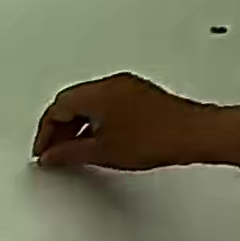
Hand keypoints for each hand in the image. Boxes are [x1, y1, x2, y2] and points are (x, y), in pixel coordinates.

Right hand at [31, 72, 218, 170]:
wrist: (196, 135)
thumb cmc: (156, 137)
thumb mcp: (99, 151)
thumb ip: (67, 153)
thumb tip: (51, 155)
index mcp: (99, 93)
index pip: (57, 108)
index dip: (45, 132)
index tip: (43, 150)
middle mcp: (114, 84)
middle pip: (71, 103)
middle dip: (58, 128)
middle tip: (53, 151)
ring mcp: (129, 89)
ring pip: (88, 104)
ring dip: (75, 126)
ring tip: (73, 149)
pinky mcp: (141, 97)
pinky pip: (105, 105)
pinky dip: (93, 122)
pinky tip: (95, 141)